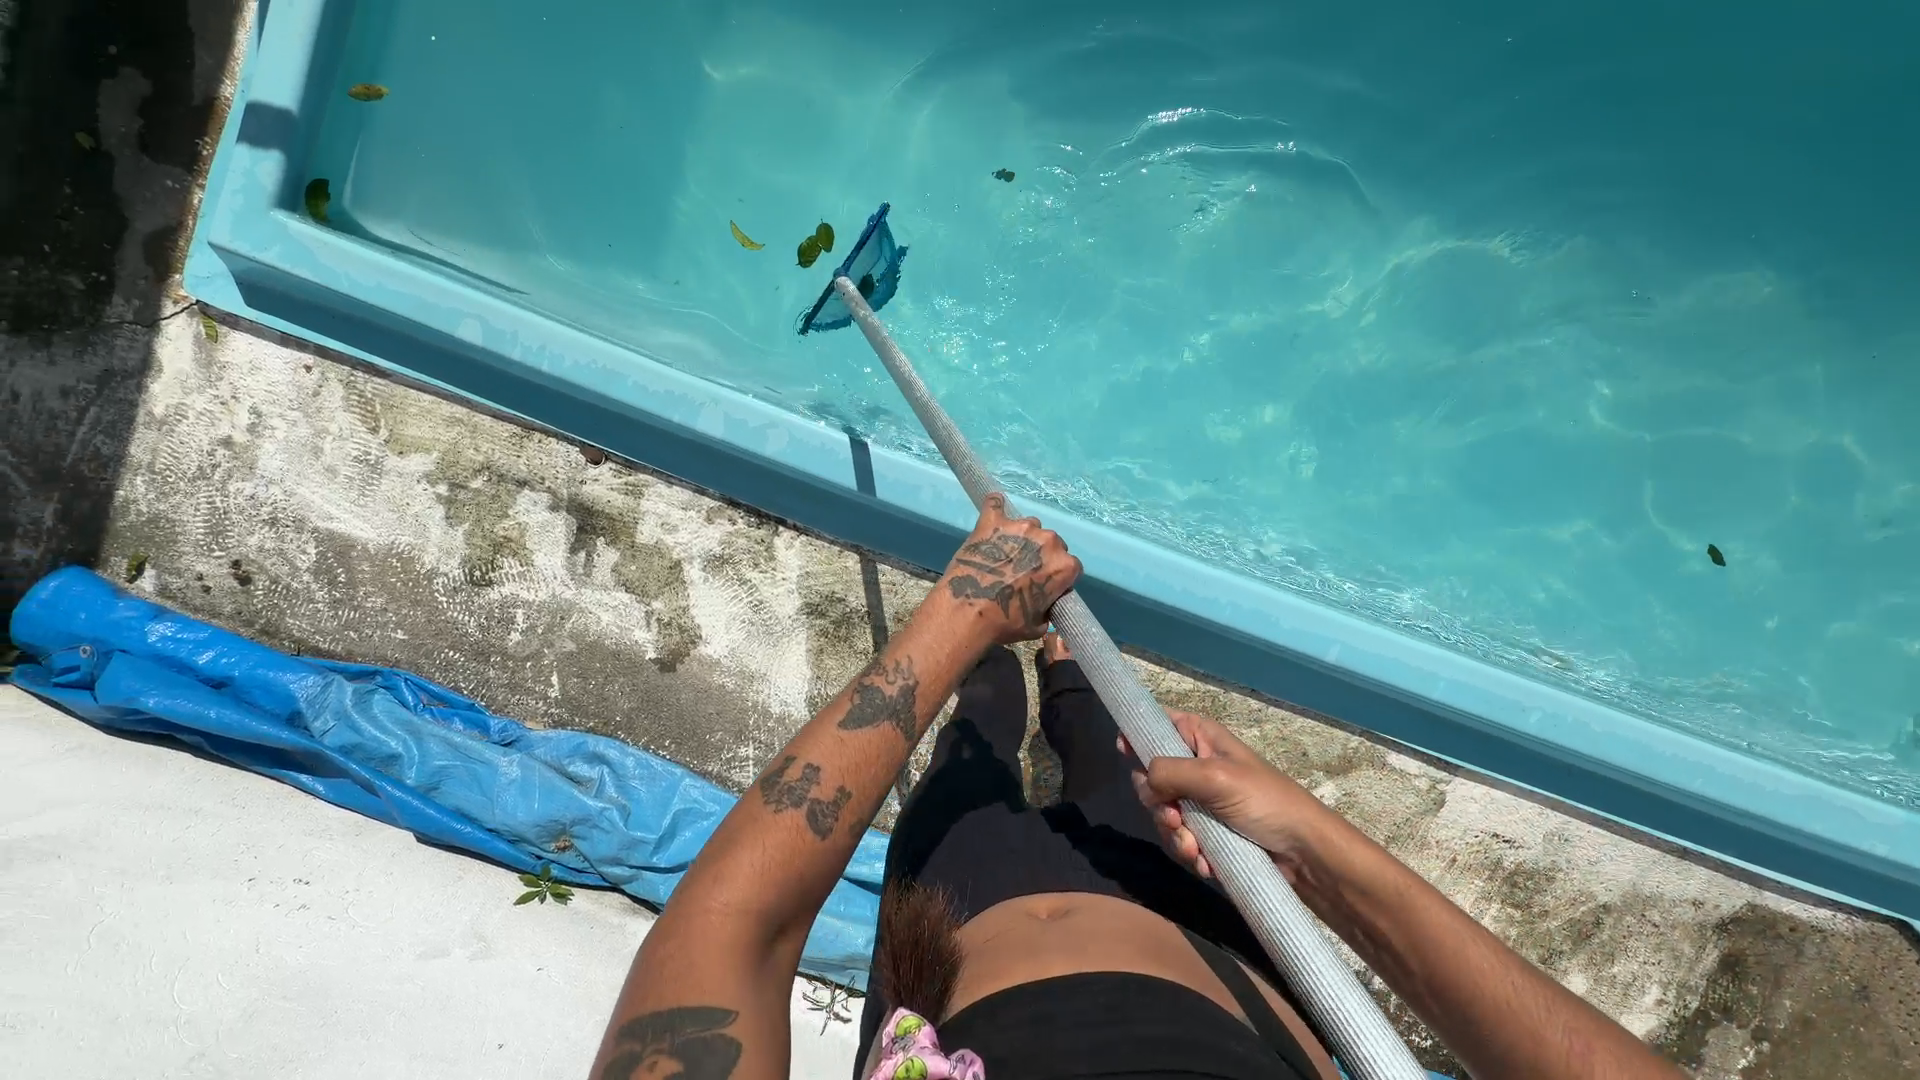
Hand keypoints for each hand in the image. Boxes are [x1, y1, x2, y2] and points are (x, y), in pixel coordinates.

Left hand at [936, 494, 1081, 644]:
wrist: (967, 611)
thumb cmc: (1005, 622)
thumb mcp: (1038, 624)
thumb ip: (1048, 606)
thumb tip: (1043, 601)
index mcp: (1064, 565)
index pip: (1070, 565)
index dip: (1056, 575)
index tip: (1043, 583)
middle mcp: (1048, 540)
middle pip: (1051, 543)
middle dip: (1039, 555)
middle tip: (1020, 571)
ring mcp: (1020, 527)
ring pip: (1028, 526)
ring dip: (1020, 537)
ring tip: (1002, 554)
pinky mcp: (993, 520)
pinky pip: (995, 504)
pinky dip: (995, 508)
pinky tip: (992, 514)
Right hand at [1122, 710, 1330, 878]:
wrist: (1304, 853)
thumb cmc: (1265, 801)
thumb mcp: (1215, 777)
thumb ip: (1169, 772)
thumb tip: (1143, 783)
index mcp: (1199, 737)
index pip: (1156, 723)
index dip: (1137, 735)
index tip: (1124, 752)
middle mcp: (1195, 765)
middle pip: (1150, 776)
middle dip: (1158, 804)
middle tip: (1176, 818)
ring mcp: (1200, 801)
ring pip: (1162, 813)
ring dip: (1176, 836)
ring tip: (1198, 851)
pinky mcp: (1207, 833)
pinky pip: (1179, 839)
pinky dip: (1190, 853)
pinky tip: (1207, 864)